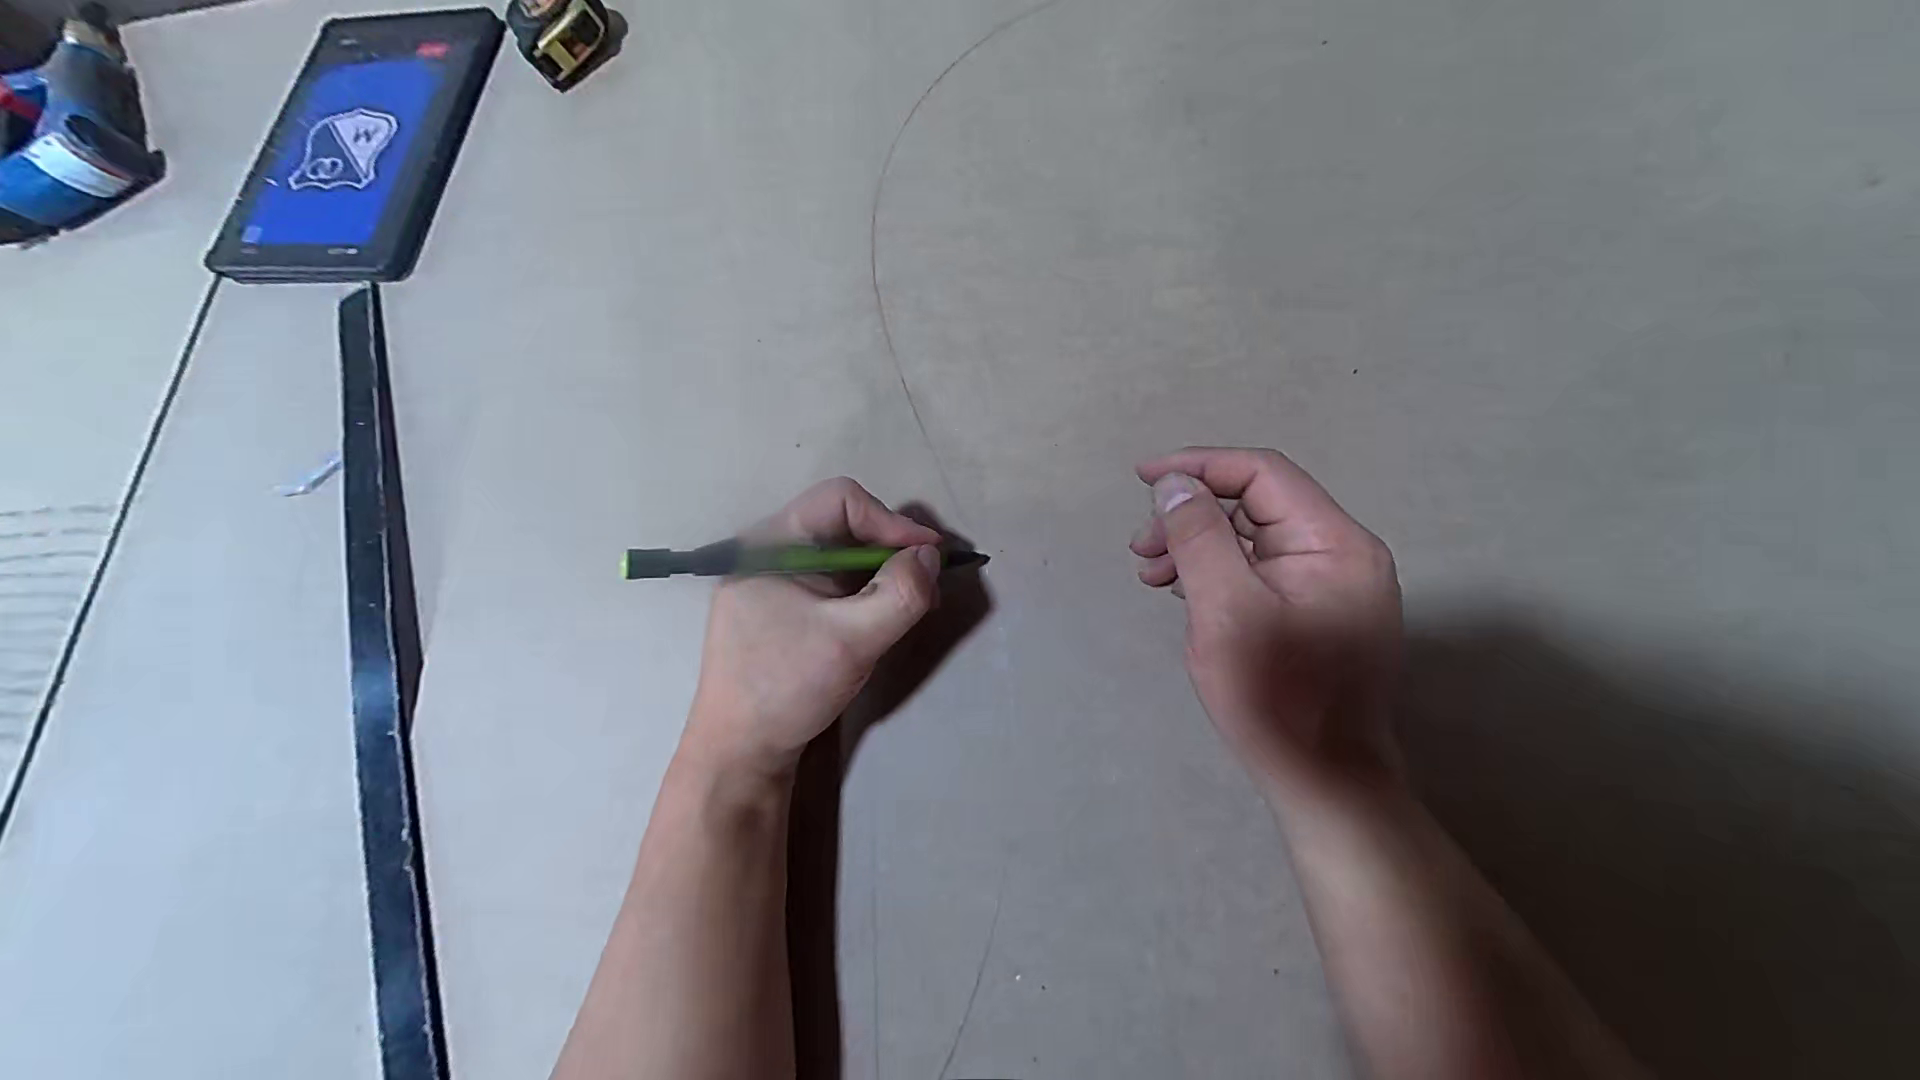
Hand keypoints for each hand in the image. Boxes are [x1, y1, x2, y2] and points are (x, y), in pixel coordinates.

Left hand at [684, 478, 942, 776]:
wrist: (740, 752)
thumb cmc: (785, 691)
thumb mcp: (851, 642)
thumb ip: (899, 594)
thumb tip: (930, 556)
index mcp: (769, 544)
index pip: (839, 501)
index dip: (889, 521)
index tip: (927, 556)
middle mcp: (772, 551)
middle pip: (845, 523)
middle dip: (892, 548)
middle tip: (928, 582)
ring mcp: (779, 579)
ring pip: (845, 553)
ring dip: (885, 571)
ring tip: (917, 602)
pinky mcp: (790, 605)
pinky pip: (837, 580)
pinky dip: (870, 590)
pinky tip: (889, 615)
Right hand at [1131, 447, 1403, 792]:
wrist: (1323, 782)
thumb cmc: (1275, 698)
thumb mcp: (1225, 610)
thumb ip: (1198, 537)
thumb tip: (1173, 483)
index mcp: (1333, 543)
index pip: (1261, 474)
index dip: (1199, 466)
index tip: (1143, 477)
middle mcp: (1338, 553)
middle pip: (1253, 505)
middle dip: (1189, 515)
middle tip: (1141, 547)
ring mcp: (1327, 585)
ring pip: (1249, 538)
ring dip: (1195, 544)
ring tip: (1149, 572)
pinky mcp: (1310, 612)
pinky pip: (1255, 570)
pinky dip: (1212, 572)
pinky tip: (1181, 591)